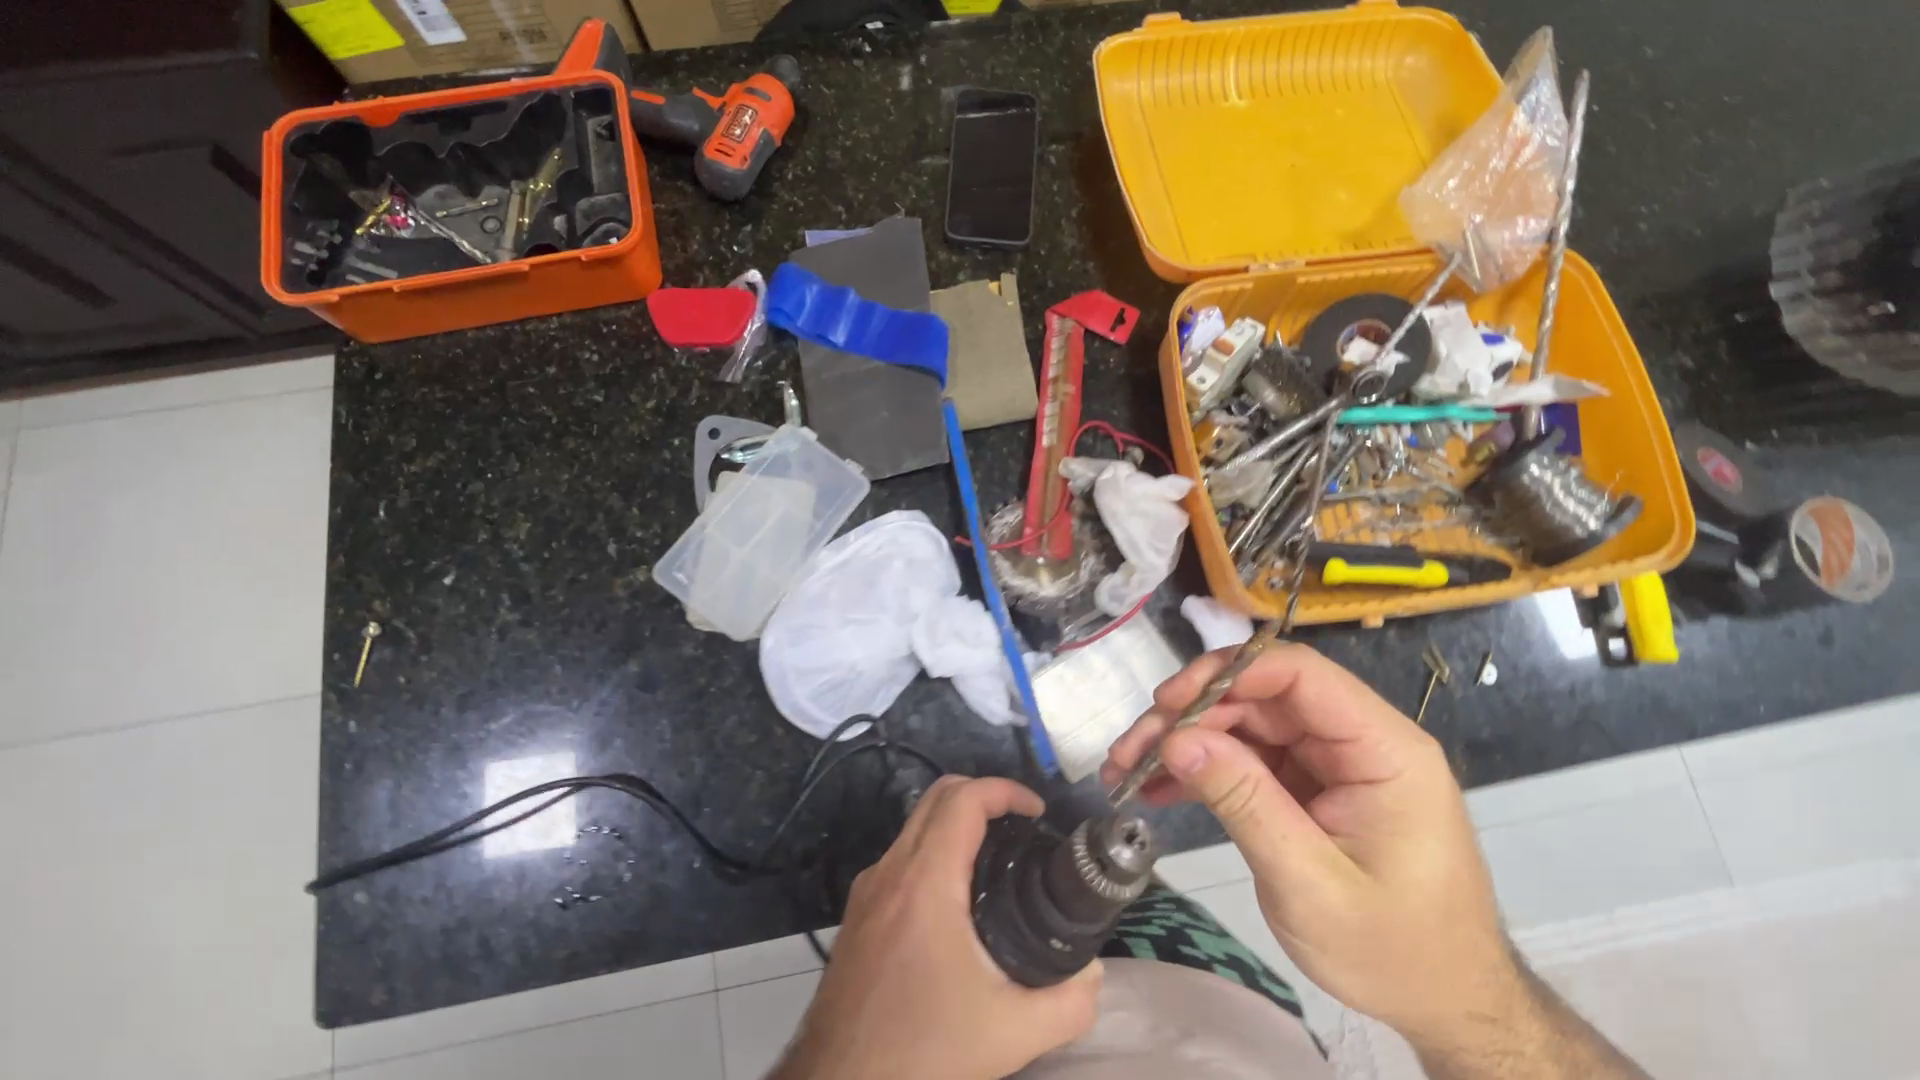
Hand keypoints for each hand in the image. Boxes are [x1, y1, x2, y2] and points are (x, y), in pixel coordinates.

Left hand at [772, 776, 1102, 1079]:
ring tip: (998, 859)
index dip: (1005, 790)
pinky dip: (934, 851)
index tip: (1038, 812)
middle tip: (1023, 828)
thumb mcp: (1011, 1034)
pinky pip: (900, 857)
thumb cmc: (922, 1050)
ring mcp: (866, 891)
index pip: (963, 800)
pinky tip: (959, 899)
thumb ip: (1067, 1003)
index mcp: (925, 883)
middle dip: (984, 796)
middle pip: (936, 798)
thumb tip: (1094, 975)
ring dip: (956, 823)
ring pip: (914, 826)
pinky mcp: (856, 913)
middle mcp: (889, 872)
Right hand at [1099, 645, 1520, 1046]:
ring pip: (1244, 727)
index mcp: (1381, 749)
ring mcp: (1328, 765)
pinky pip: (1246, 762)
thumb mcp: (1309, 882)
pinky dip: (1200, 773)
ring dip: (1183, 745)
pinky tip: (1154, 790)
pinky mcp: (1307, 789)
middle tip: (1127, 753)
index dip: (1228, 674)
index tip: (1167, 703)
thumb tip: (1176, 738)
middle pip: (1259, 698)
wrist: (1441, 1002)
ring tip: (1124, 772)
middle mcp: (1354, 742)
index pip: (1299, 675)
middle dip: (1188, 717)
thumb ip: (1245, 802)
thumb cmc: (1391, 949)